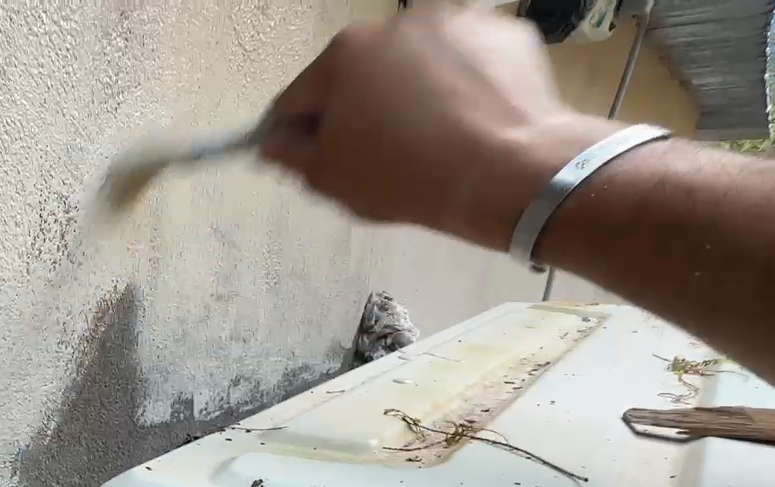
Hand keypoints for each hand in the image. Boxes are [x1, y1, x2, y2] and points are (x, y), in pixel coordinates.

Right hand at [258, 6, 619, 249]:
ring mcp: (452, 20)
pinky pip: (459, 61)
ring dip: (402, 96)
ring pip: (408, 66)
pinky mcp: (500, 30)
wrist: (501, 168)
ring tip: (420, 141)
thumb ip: (289, 154)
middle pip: (354, 76)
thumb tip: (273, 140)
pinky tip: (458, 124)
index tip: (308, 160)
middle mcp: (393, 24)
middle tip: (368, 157)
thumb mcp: (326, 177)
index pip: (296, 99)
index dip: (294, 134)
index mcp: (342, 56)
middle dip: (353, 110)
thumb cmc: (398, 175)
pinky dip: (452, 87)